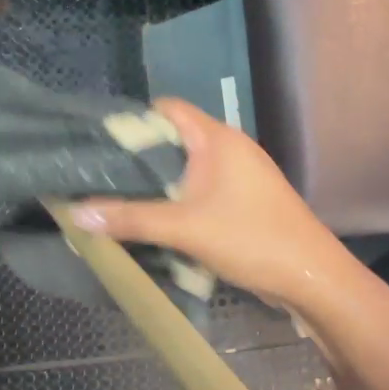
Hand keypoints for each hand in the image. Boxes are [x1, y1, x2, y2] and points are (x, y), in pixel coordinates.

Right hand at [71, 98, 359, 307]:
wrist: (314, 280)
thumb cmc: (251, 239)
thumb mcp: (183, 228)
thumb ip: (128, 219)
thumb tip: (74, 214)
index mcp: (218, 139)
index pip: (167, 109)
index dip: (133, 119)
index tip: (98, 141)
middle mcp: (229, 149)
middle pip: (172, 140)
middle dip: (137, 156)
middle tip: (97, 173)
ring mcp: (239, 177)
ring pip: (185, 168)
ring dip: (155, 182)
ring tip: (115, 196)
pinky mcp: (243, 202)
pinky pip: (198, 190)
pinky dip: (174, 200)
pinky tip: (151, 219)